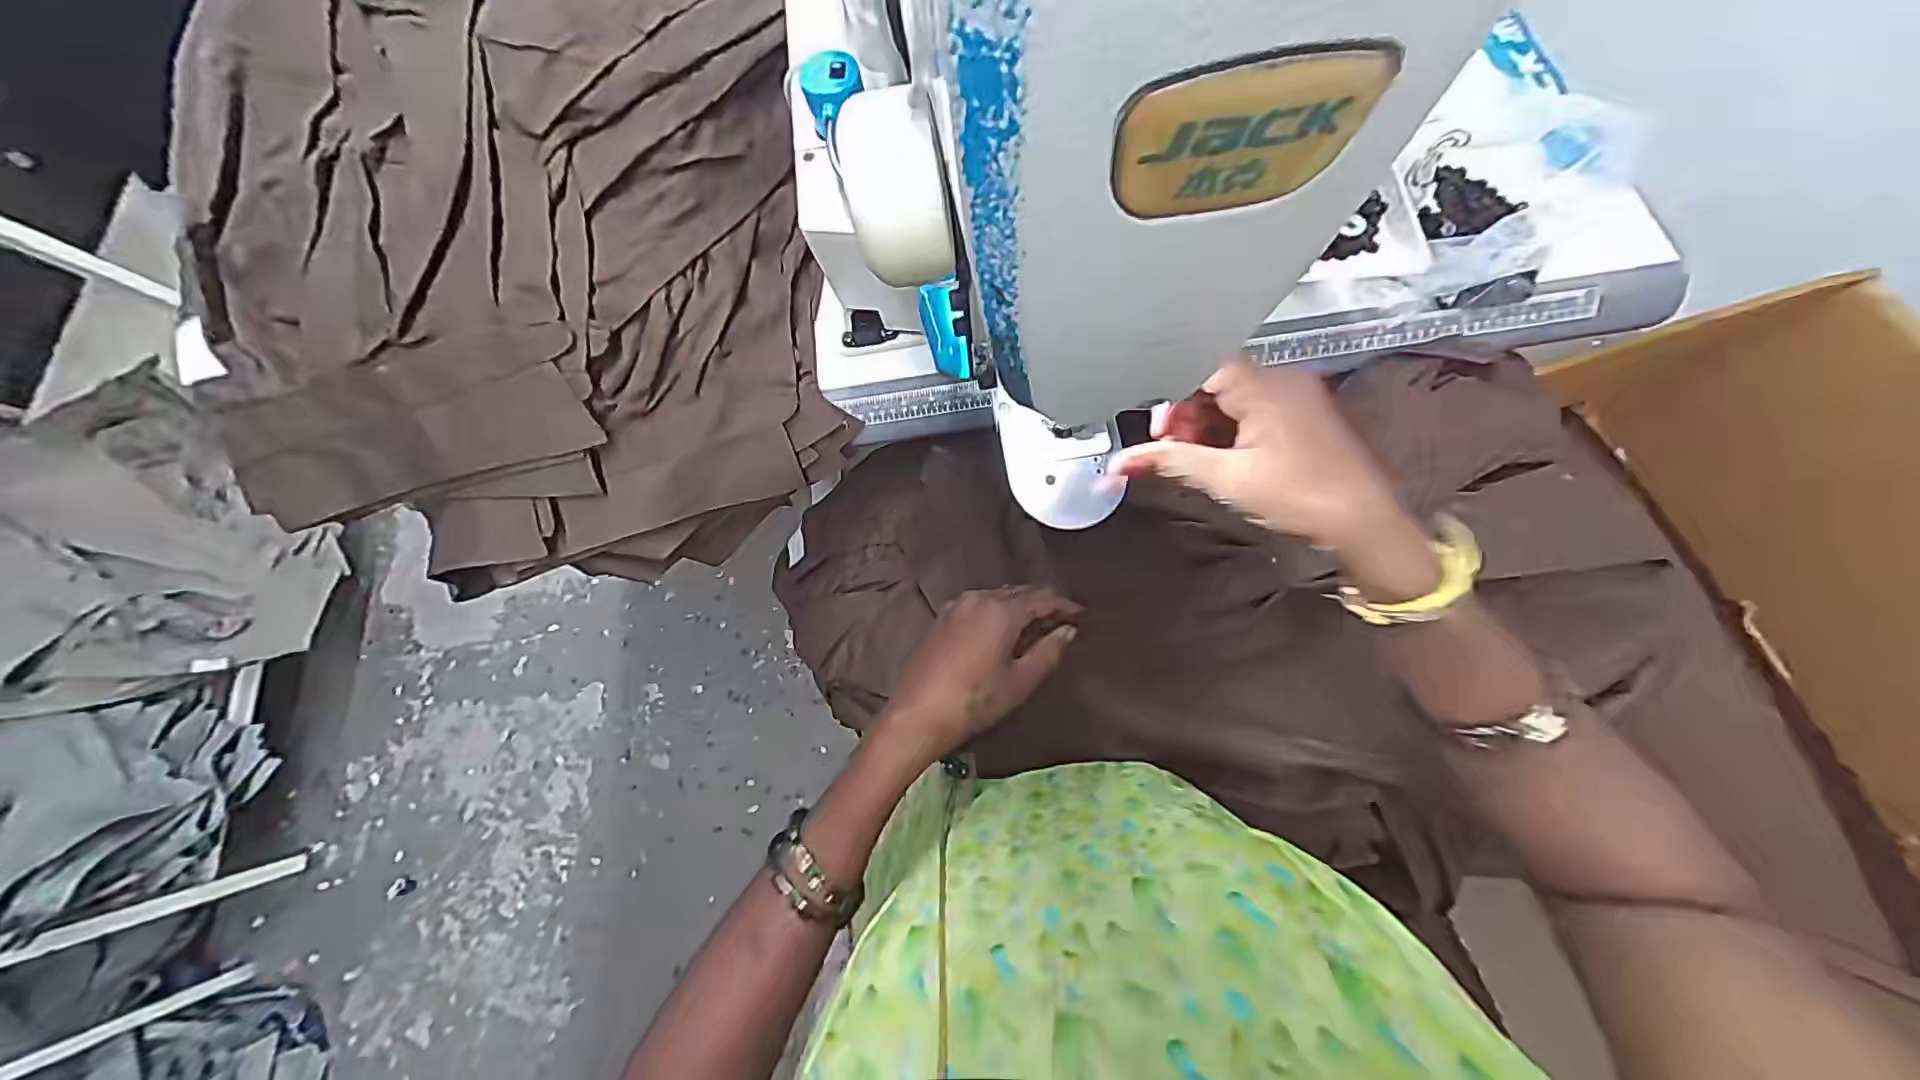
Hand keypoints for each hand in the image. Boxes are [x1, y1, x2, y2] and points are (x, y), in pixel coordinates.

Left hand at [877, 586, 1082, 762]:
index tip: (1082, 616)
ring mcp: (957, 606)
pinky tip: (1004, 632)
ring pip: (998, 597)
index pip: (1042, 598)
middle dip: (1044, 604)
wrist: (917, 714)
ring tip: (1037, 627)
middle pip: (1020, 592)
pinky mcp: (942, 618)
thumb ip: (1048, 651)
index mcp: (1001, 610)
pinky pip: (980, 605)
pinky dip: (999, 612)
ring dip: (1020, 607)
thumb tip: (1067, 631)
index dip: (1065, 606)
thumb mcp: (1020, 681)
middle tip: (1063, 621)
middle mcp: (978, 598)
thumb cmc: (975, 701)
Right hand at [1111, 358, 1441, 601]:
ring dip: (1204, 426)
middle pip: (1213, 382)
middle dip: (1185, 415)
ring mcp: (1293, 396)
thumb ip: (1169, 461)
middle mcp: (1281, 381)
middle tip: (1172, 450)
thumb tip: (1123, 462)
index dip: (1170, 397)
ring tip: (1197, 460)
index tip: (1159, 431)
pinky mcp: (1299, 415)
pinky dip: (1228, 431)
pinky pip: (1250, 410)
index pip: (1199, 368)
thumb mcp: (1225, 478)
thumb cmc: (1303, 497)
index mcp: (1265, 386)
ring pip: (1230, 398)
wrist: (1362, 521)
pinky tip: (1221, 459)